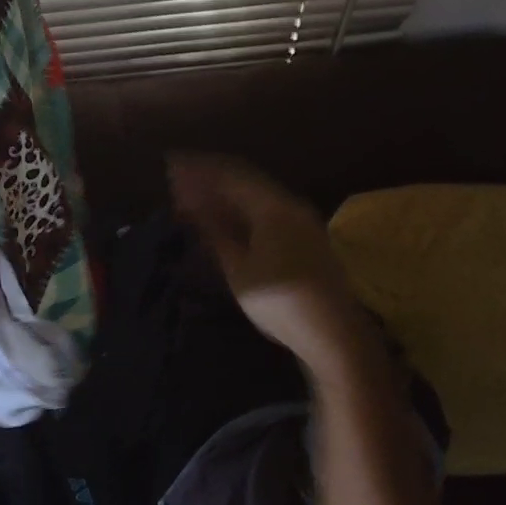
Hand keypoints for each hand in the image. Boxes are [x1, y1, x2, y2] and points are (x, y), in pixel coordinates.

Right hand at [167, 153, 369, 370]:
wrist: (335, 337)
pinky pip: (264, 211)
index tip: (170, 167)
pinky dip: (240, 210)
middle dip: (209, 180)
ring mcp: (302, 222)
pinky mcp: (305, 240)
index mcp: (273, 206)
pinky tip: (224, 220)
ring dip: (224, 196)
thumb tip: (191, 205)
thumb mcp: (238, 269)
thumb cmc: (280, 301)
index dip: (198, 170)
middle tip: (178, 183)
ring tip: (195, 201)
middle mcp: (290, 206)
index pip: (229, 175)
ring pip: (254, 197)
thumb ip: (214, 231)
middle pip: (243, 182)